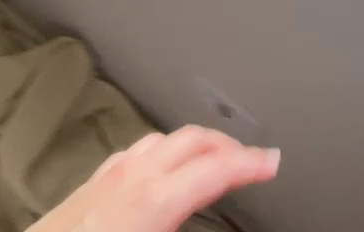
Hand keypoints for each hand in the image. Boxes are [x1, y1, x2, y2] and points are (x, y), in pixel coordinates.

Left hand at [28, 126, 279, 231]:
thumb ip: (187, 224)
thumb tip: (216, 219)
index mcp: (151, 203)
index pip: (211, 170)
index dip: (247, 163)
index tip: (272, 161)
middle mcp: (129, 179)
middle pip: (188, 141)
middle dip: (226, 144)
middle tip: (254, 159)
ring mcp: (107, 176)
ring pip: (161, 140)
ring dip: (194, 145)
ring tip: (217, 160)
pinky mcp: (90, 183)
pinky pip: (136, 151)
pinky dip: (164, 151)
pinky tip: (165, 167)